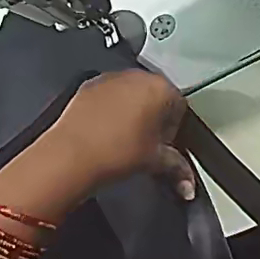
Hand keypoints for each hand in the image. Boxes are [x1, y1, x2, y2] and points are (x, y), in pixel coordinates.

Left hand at [38, 70, 195, 199]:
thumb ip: (178, 168)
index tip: (165, 146)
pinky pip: (108, 96)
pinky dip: (110, 109)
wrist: (72, 154)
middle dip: (154, 118)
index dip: (173, 129)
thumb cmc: (115, 152)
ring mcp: (110, 79)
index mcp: (160, 88)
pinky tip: (105, 132)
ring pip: (131, 94)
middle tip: (147, 144)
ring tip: (124, 139)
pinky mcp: (89, 85)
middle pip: (155, 96)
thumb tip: (187, 181)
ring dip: (132, 112)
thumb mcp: (154, 161)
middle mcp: (136, 77)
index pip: (179, 106)